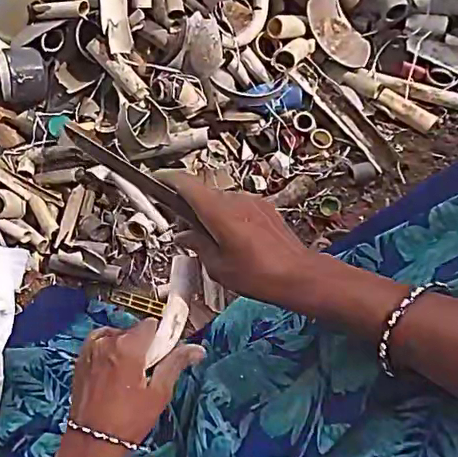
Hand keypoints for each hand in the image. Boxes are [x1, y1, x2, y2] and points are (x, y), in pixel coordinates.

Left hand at [69, 318, 203, 448]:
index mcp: (127, 346)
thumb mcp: (159, 393)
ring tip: (127, 376)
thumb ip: (176, 363)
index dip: (160, 339)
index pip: (151, 325)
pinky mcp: (79, 360)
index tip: (162, 356)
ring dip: (123, 348)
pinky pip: (98, 345)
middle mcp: (106, 341)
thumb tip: (198, 349)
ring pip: (115, 337)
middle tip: (146, 372)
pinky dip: (107, 352)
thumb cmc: (129, 420)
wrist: (92, 442)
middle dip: (142, 346)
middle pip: (132, 331)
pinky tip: (112, 372)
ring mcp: (89, 349)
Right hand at [161, 173, 325, 310]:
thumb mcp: (219, 267)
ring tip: (210, 238)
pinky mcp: (265, 207)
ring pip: (221, 199)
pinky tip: (232, 237)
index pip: (187, 184)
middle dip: (189, 205)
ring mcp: (253, 201)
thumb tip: (185, 236)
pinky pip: (238, 205)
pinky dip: (228, 215)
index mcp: (219, 213)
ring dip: (210, 212)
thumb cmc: (260, 276)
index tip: (157, 181)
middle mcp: (236, 200)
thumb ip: (198, 246)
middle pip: (203, 192)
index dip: (168, 180)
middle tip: (182, 226)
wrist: (300, 275)